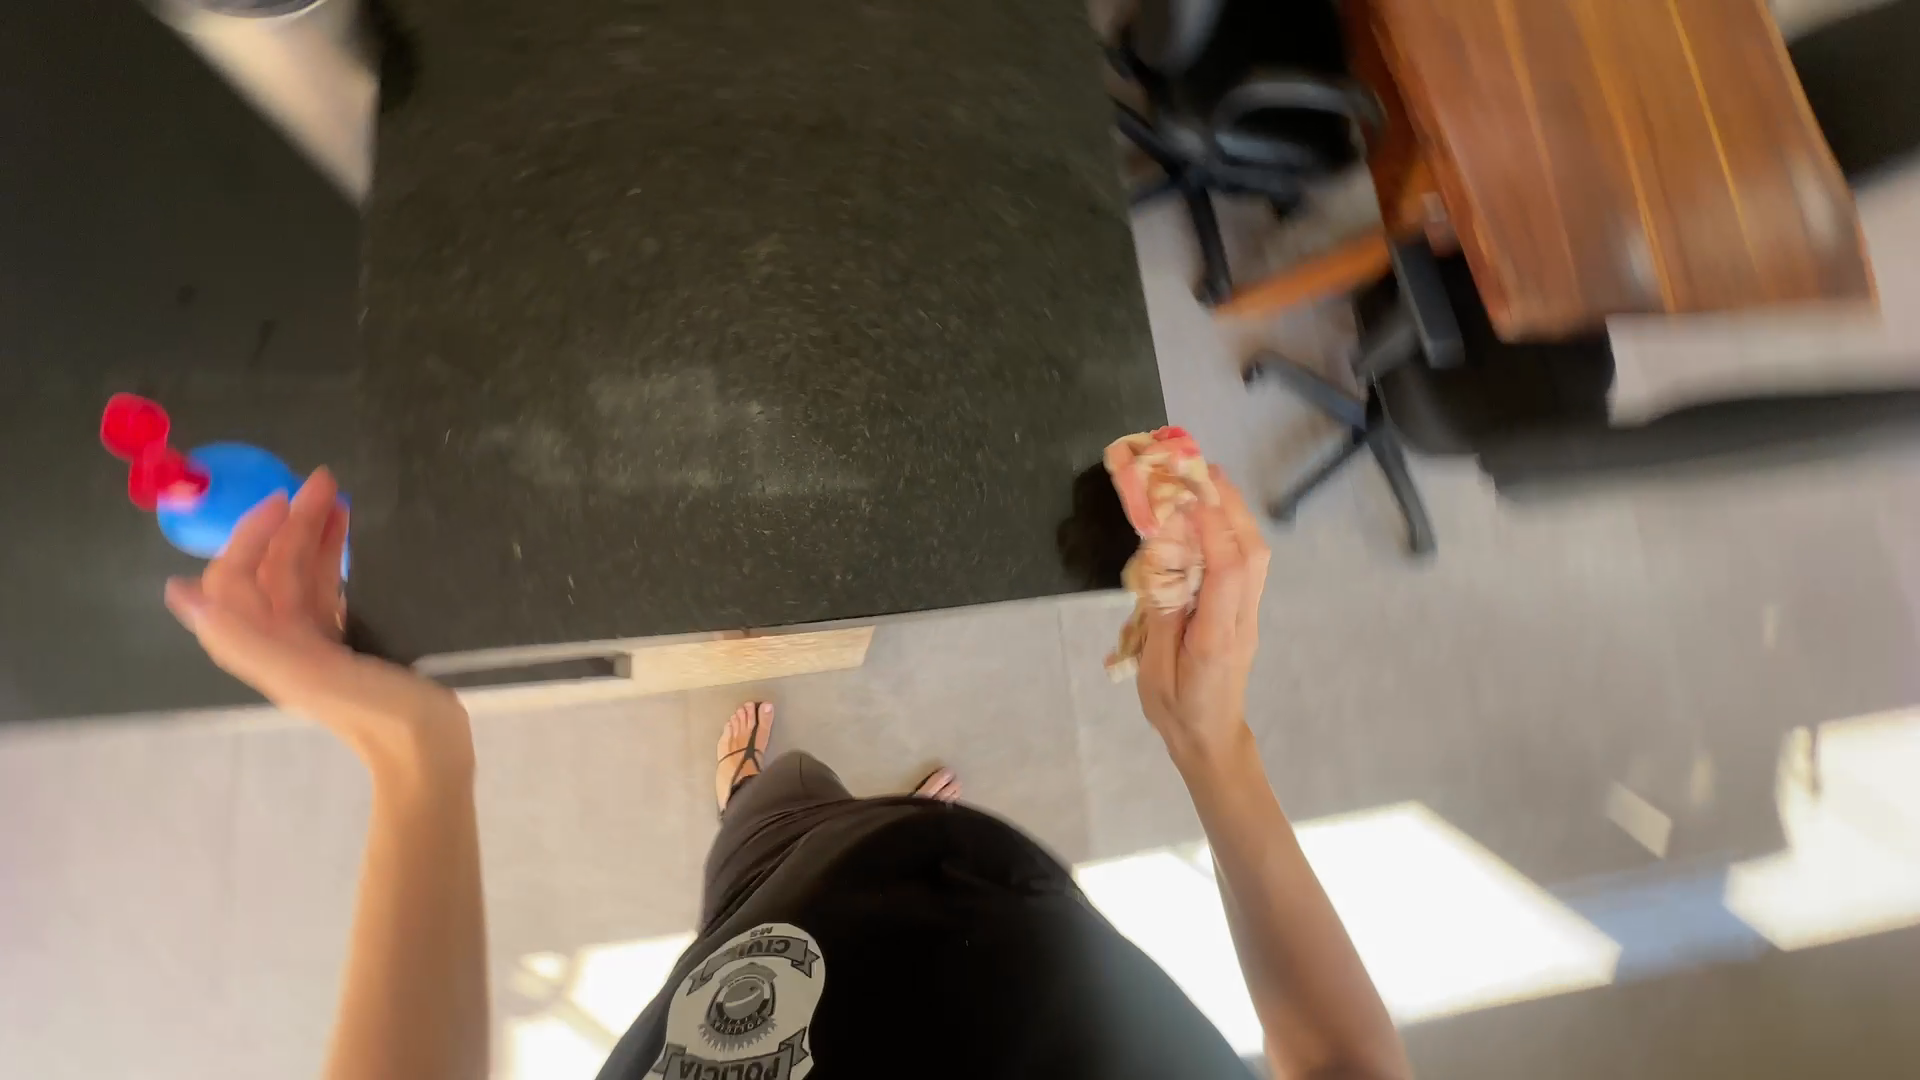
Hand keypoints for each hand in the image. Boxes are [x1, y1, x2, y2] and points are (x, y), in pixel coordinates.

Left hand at [164, 468, 471, 779]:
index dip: (254, 535)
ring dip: (314, 538)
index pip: (237, 579)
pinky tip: (349, 547)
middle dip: (291, 525)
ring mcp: (316, 644)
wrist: (426, 749)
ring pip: (302, 579)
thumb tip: (183, 594)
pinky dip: (336, 563)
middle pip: (272, 572)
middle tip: (326, 483)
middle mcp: (282, 641)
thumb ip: (248, 638)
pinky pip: (329, 593)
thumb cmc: (378, 709)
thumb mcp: (313, 674)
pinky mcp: (350, 646)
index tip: (290, 498)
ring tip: (339, 502)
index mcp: (266, 646)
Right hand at [1136, 466, 1270, 766]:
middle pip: (1251, 556)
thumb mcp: (1156, 670)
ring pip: (1256, 557)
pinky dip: (1234, 533)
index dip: (1212, 531)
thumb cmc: (1176, 710)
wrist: (1211, 739)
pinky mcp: (1245, 614)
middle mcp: (1241, 621)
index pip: (1225, 575)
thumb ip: (1162, 617)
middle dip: (1231, 509)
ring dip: (1236, 515)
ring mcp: (1249, 616)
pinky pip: (1248, 566)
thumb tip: (1162, 566)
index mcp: (1215, 638)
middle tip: (1204, 472)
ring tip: (1209, 483)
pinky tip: (1214, 518)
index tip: (1189, 497)